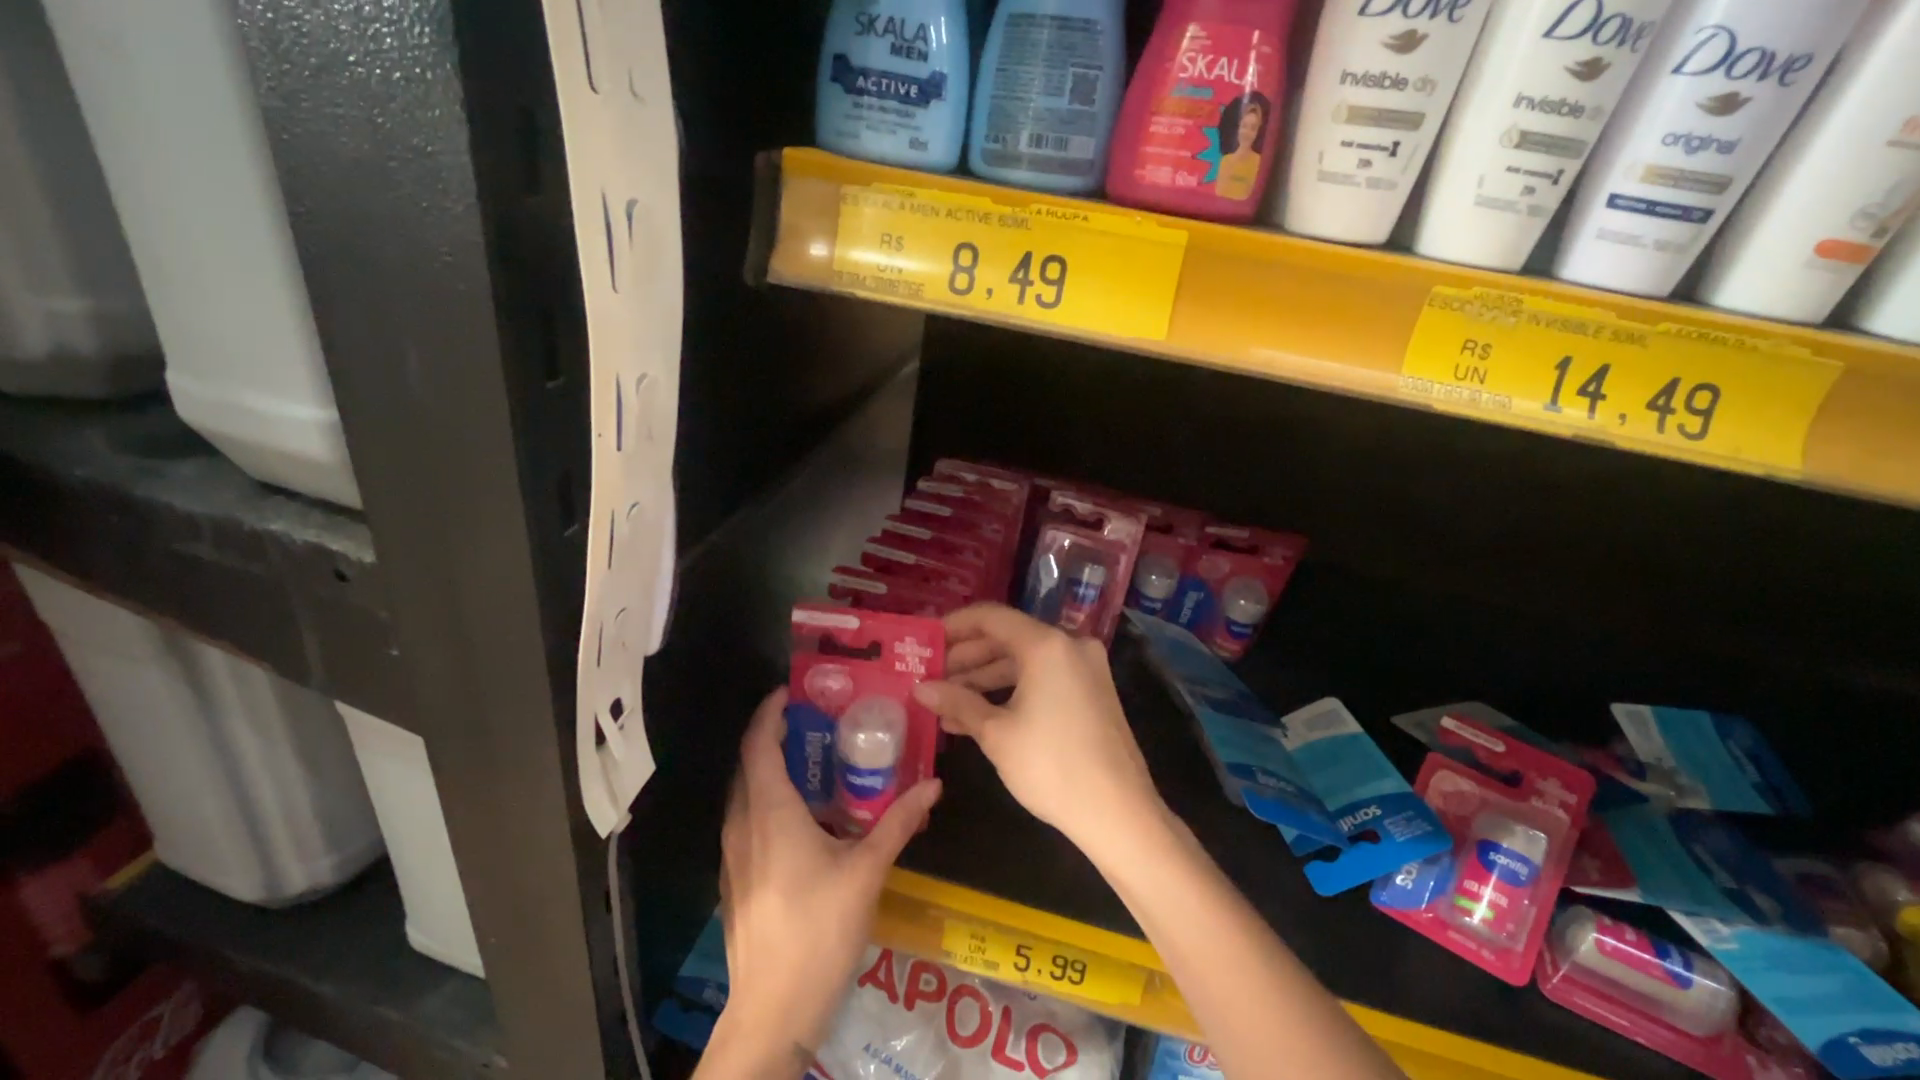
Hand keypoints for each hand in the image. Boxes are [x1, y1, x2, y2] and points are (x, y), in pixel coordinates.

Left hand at [709, 688, 941, 1072]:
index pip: (759, 742)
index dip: (771, 711)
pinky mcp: (735, 877)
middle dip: (779, 737)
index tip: (796, 690)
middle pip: (751, 764)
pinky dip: (772, 802)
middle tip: (821, 723)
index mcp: (769, 811)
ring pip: (748, 794)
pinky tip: (808, 820)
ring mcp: (733, 852)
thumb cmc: (820, 928)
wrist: (774, 1004)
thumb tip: (933, 785)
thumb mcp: (867, 871)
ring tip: (820, 765)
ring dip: (775, 771)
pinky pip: (749, 821)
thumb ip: (898, 823)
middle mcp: (742, 822)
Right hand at [912, 604, 1164, 859]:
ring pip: (1024, 661)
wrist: (1118, 812)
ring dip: (984, 678)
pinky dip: (1010, 691)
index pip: (990, 617)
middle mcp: (1069, 646)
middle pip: (1007, 638)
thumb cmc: (1051, 766)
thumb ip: (957, 702)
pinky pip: (1042, 679)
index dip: (954, 626)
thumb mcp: (996, 733)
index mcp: (1046, 645)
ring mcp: (1085, 669)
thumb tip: (920, 688)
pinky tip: (976, 715)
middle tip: (928, 674)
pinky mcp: (1091, 693)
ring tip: (944, 700)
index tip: (925, 641)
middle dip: (965, 657)